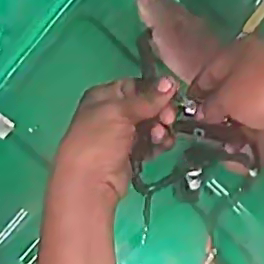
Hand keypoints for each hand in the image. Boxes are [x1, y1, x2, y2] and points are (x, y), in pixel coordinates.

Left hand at [50, 76, 177, 205]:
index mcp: (104, 96)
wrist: (90, 182)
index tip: (172, 94)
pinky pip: (151, 143)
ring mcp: (122, 135)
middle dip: (160, 111)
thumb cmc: (98, 140)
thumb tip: (170, 81)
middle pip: (146, 106)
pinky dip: (159, 143)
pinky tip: (163, 145)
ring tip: (159, 137)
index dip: (154, 90)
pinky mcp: (131, 154)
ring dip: (160, 129)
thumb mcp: (120, 112)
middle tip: (168, 119)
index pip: (135, 86)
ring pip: (151, 125)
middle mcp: (113, 113)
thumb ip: (147, 98)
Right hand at [136, 0, 263, 144]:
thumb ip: (209, 106)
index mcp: (238, 51)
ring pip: (243, 105)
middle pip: (226, 89)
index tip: (186, 111)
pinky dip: (249, 128)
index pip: (208, 71)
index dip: (195, 92)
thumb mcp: (227, 98)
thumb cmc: (261, 93)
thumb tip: (201, 114)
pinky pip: (259, 116)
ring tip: (225, 145)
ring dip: (232, 126)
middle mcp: (255, 62)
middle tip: (205, 132)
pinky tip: (242, 144)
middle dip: (215, 113)